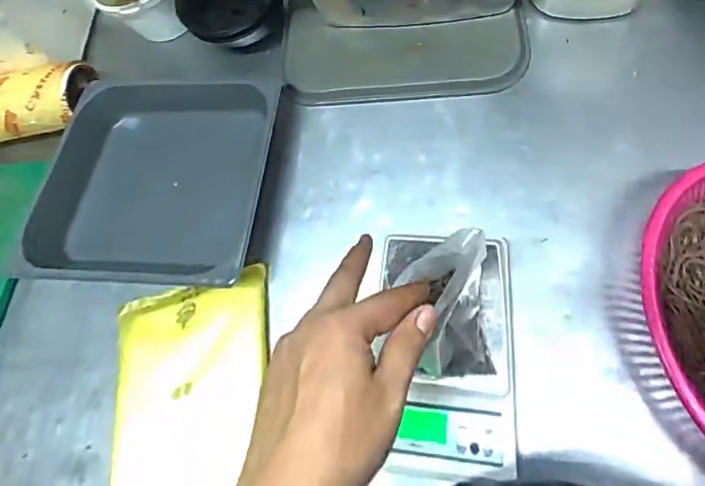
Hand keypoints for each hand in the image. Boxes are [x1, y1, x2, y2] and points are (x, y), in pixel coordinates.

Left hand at [239, 235, 434, 485]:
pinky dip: (321, 322)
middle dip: (354, 263)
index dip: (409, 295)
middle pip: (339, 286)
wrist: (285, 485)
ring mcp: (288, 346)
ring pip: (318, 309)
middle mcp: (310, 328)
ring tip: (348, 286)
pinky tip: (326, 338)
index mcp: (340, 330)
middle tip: (363, 243)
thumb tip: (423, 313)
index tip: (427, 286)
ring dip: (336, 293)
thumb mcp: (387, 399)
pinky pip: (304, 332)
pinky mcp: (276, 368)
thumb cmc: (342, 445)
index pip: (384, 304)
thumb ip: (405, 350)